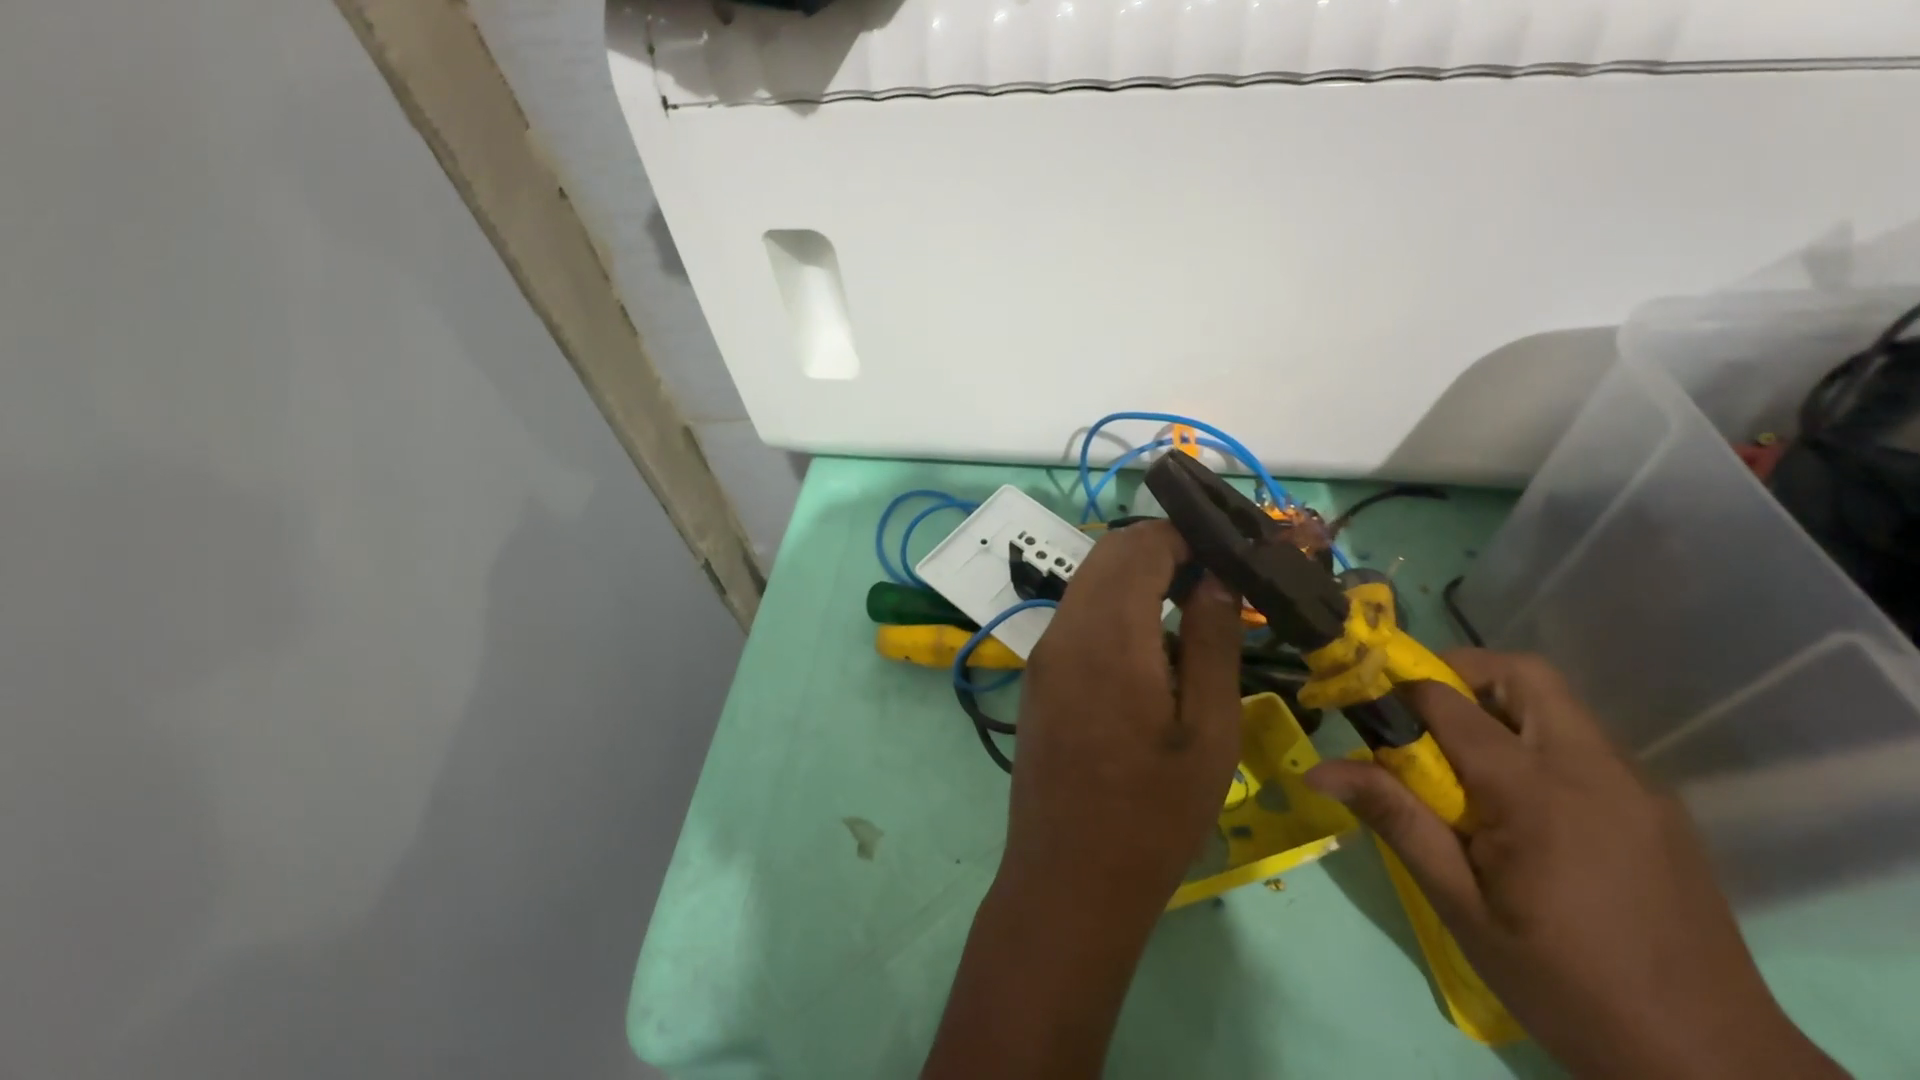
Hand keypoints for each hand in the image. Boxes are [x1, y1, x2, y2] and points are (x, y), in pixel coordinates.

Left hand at [924, 520, 1243, 1079]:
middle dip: (1164, 549)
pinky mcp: (1037, 681)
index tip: (1233, 551)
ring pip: (1089, 584)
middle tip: (1219, 578)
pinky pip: (1077, 619)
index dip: (1187, 534)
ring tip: (1195, 608)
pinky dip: (1115, 609)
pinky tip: (1152, 647)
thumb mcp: (1208, 732)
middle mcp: (1063, 632)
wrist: (1068, 883)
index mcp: (1106, 637)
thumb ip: (1210, 642)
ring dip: (1138, 579)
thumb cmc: (1153, 816)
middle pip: (1109, 555)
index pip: (1140, 544)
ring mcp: (1042, 657)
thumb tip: (1217, 579)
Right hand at [1306, 650, 1843, 1079]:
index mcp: (1536, 792)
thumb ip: (1398, 821)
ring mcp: (1638, 785)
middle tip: (1419, 718)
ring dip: (1502, 711)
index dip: (1400, 693)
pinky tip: (1525, 813)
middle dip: (1461, 674)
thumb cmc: (1562, 984)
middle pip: (1524, 674)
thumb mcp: (1461, 907)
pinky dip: (1540, 746)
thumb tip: (1320, 769)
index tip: (1364, 708)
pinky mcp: (1661, 810)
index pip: (1452, 704)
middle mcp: (1595, 768)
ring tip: (1465, 771)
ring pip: (1560, 707)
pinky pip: (1588, 748)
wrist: (1704, 1056)